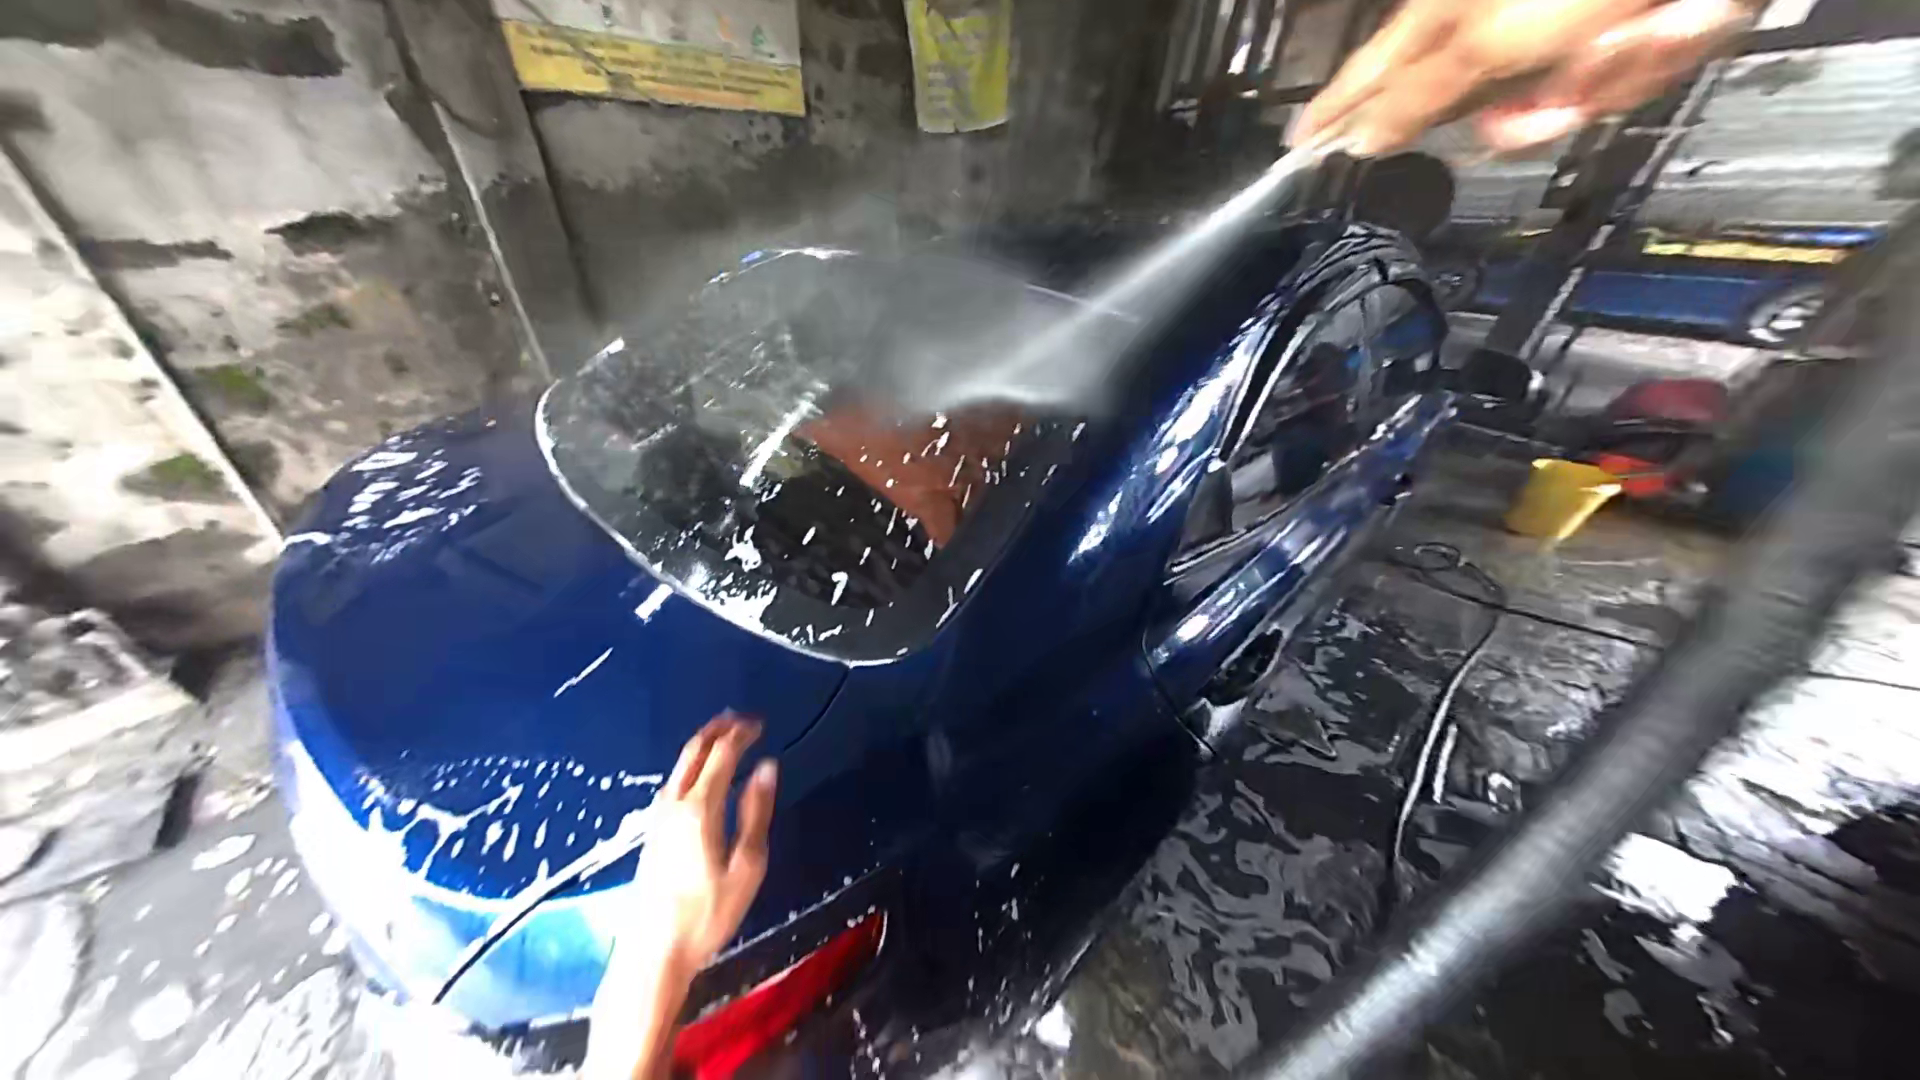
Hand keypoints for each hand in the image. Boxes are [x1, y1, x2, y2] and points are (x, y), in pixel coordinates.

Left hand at [586, 713, 777, 1079]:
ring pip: (680, 765)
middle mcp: (674, 805)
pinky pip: (673, 781)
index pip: (723, 755)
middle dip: (718, 729)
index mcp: (700, 809)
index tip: (760, 723)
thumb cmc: (707, 915)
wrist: (652, 955)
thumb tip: (767, 768)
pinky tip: (699, 772)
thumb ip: (756, 812)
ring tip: (723, 734)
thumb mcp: (747, 866)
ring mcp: (658, 819)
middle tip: (740, 717)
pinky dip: (691, 763)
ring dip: (702, 744)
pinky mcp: (651, 833)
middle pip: (694, 752)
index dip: (742, 734)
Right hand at [1293, 0, 1755, 156]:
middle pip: (1463, 120)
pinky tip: (1675, 19)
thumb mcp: (1486, 38)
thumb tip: (1351, 142)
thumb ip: (1409, 100)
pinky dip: (1650, 62)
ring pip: (1544, 112)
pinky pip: (1611, 85)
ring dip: (1598, 89)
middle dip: (1517, 122)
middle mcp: (1492, 29)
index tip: (1294, 150)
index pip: (1362, 84)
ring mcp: (1556, 28)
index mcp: (1442, 24)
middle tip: (1548, 105)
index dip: (1328, 121)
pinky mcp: (1619, 25)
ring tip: (1641, 34)